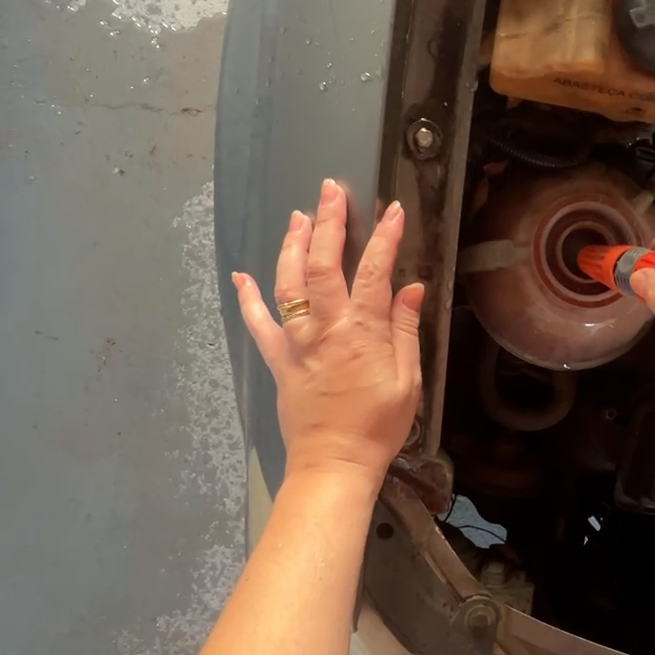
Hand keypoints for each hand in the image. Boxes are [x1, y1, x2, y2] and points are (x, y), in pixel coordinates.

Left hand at [232, 179, 425, 481]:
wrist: (334, 464)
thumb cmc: (379, 425)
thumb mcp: (408, 380)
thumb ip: (405, 330)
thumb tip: (412, 287)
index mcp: (362, 333)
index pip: (374, 272)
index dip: (384, 238)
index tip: (392, 209)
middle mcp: (325, 329)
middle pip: (321, 265)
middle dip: (328, 223)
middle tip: (331, 190)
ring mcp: (296, 342)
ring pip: (288, 283)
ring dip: (292, 245)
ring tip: (299, 216)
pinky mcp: (278, 360)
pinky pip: (258, 324)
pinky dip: (248, 297)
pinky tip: (241, 275)